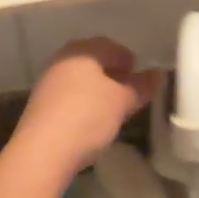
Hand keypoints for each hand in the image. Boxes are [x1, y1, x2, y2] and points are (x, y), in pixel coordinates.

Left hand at [11, 38, 163, 175]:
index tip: (138, 73)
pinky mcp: (40, 105)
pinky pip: (68, 94)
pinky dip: (82, 100)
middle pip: (92, 60)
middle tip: (127, 88)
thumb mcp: (121, 102)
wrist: (41, 151)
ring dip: (96, 87)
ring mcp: (48, 81)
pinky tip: (90, 118)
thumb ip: (140, 86)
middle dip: (111, 72)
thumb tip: (158, 75)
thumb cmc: (86, 116)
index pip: (109, 46)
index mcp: (82, 50)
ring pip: (79, 77)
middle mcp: (62, 59)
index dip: (126, 58)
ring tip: (112, 106)